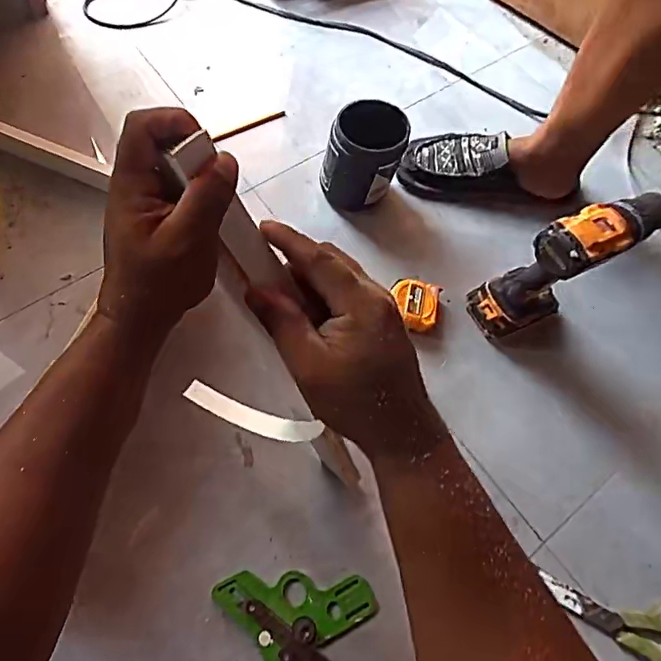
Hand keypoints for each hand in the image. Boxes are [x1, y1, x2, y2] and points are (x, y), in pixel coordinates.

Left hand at [98, 108, 237, 343]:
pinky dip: (204, 193)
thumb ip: (206, 199)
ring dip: (203, 177)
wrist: (142, 316)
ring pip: (180, 163)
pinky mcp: (164, 209)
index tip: (205, 142)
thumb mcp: (186, 242)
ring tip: (213, 205)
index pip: (142, 128)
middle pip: (165, 141)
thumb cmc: (154, 287)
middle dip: (198, 154)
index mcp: (131, 185)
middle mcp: (137, 184)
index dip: (173, 121)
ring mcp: (150, 196)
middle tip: (215, 182)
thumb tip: (224, 162)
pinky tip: (209, 218)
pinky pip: (187, 185)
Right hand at [246, 222, 443, 461]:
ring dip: (312, 278)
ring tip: (280, 294)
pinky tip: (307, 313)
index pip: (321, 259)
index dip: (290, 240)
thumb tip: (258, 289)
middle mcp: (376, 296)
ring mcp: (383, 309)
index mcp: (361, 302)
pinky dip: (325, 294)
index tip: (263, 227)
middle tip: (264, 266)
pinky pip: (350, 294)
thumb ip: (283, 321)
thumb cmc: (354, 402)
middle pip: (334, 262)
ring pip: (342, 277)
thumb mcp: (308, 365)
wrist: (401, 432)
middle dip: (298, 259)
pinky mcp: (383, 322)